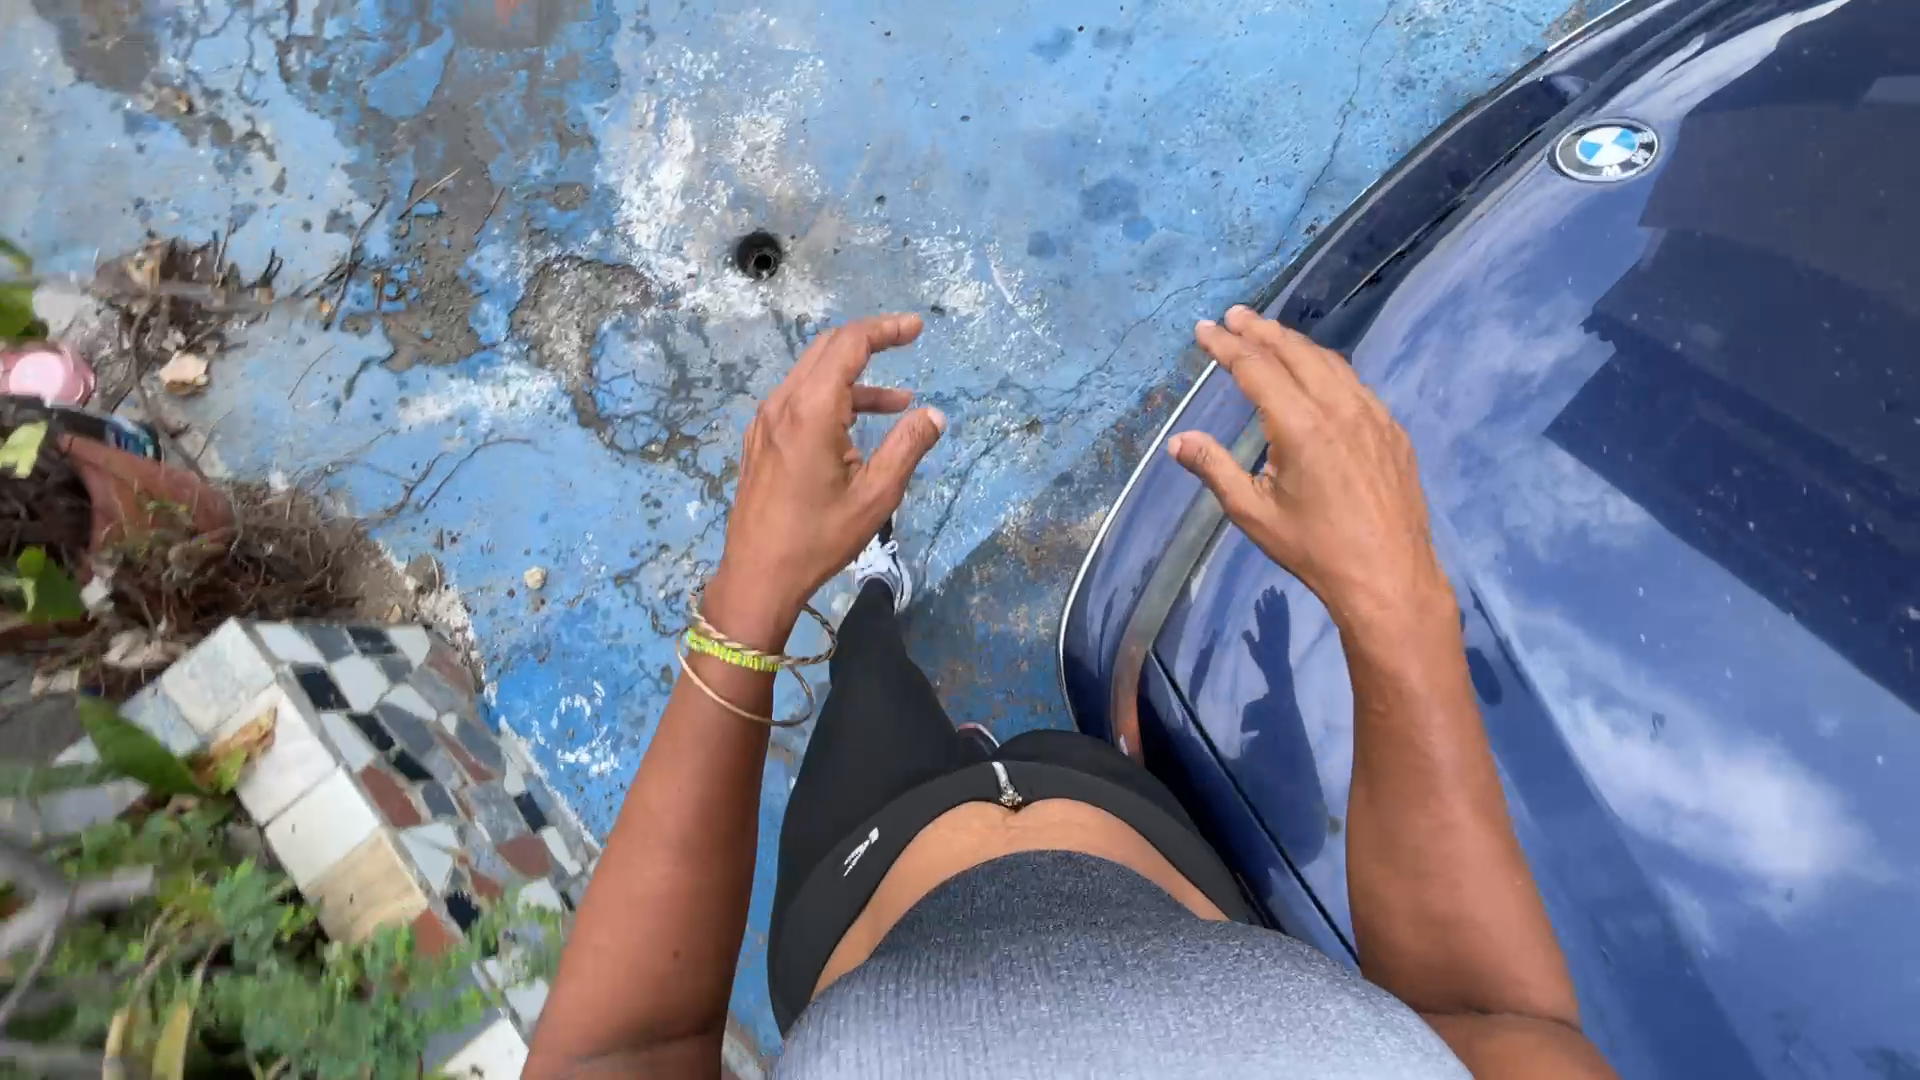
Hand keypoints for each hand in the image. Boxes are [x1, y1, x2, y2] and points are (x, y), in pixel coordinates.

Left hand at [709, 314, 944, 642]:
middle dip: (869, 342)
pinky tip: (856, 428)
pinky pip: (799, 400)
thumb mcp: (875, 496)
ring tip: (899, 403)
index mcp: (810, 411)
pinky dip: (833, 399)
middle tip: (907, 341)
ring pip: (813, 376)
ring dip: (855, 380)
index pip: (849, 345)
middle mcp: (782, 405)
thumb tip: (934, 415)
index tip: (916, 328)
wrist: (758, 575)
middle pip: (827, 350)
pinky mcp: (761, 441)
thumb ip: (907, 448)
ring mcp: (766, 422)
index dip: (885, 330)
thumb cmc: (819, 539)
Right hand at [1167, 306, 1450, 637]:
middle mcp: (1339, 408)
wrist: (1388, 576)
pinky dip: (1325, 366)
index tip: (1203, 329)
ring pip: (1329, 362)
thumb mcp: (1251, 512)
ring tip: (1268, 334)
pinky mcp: (1392, 430)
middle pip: (1295, 352)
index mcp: (1300, 426)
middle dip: (1260, 330)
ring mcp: (1373, 415)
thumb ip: (1213, 469)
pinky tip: (1315, 374)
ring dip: (1294, 343)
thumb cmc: (1312, 548)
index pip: (1256, 368)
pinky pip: (1353, 383)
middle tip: (1233, 315)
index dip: (1226, 346)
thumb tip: (1178, 441)